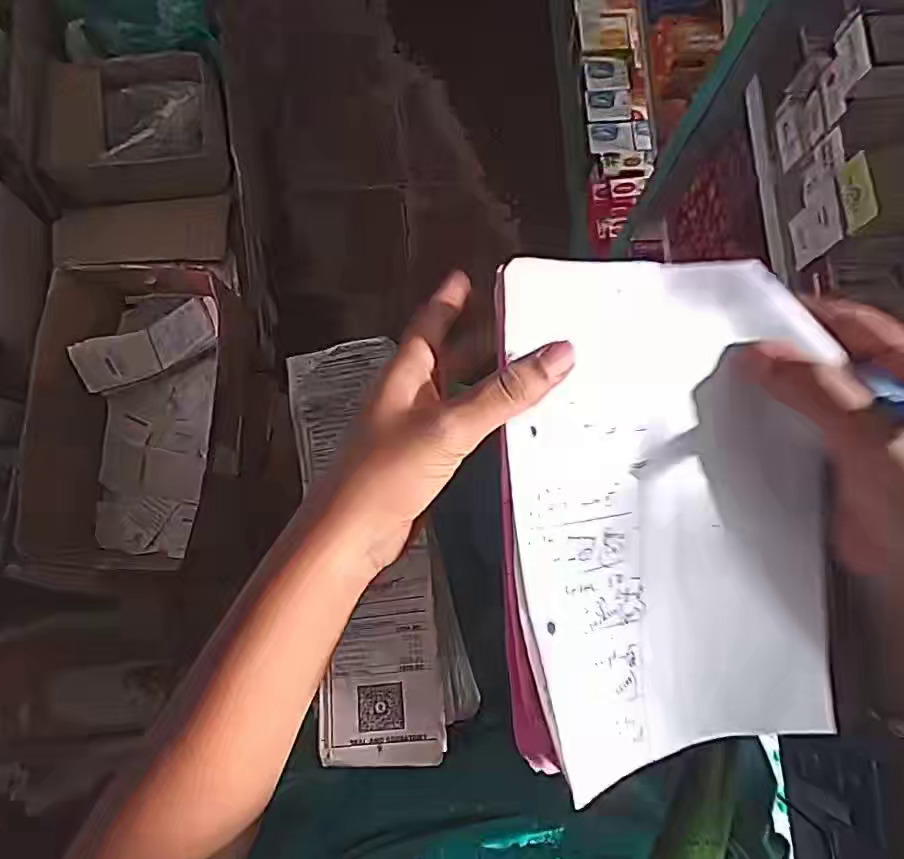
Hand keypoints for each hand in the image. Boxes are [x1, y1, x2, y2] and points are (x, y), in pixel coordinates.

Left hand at [317, 272, 573, 571]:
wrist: (354, 533)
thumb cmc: (375, 478)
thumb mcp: (448, 426)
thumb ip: (501, 394)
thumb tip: (549, 358)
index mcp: (404, 375)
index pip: (429, 323)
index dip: (449, 299)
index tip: (466, 280)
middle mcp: (408, 398)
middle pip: (449, 356)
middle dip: (480, 339)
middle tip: (513, 325)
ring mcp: (416, 430)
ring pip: (457, 394)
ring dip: (486, 382)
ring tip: (519, 370)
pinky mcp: (425, 461)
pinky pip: (461, 429)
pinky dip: (483, 421)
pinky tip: (500, 424)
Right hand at [739, 298, 903, 733]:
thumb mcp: (878, 437)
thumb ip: (821, 393)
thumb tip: (767, 359)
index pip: (852, 328)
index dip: (805, 319)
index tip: (755, 318)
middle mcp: (884, 404)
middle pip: (820, 366)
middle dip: (777, 364)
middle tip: (731, 363)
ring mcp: (853, 440)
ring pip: (800, 406)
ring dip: (769, 403)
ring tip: (729, 397)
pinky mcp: (828, 473)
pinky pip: (789, 444)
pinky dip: (766, 438)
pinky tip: (742, 437)